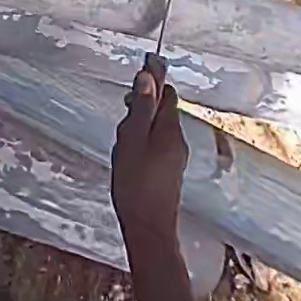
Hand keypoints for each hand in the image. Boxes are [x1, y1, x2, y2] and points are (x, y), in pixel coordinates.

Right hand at [111, 60, 188, 247]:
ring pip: (158, 128)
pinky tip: (129, 156)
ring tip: (123, 140)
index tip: (141, 69)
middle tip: (125, 113)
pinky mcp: (168, 172)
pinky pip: (157, 144)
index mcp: (170, 129)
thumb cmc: (136, 183)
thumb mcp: (133, 140)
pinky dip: (143, 141)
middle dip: (143, 105)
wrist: (149, 231)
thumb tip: (148, 77)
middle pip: (162, 110)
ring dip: (141, 125)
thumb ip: (141, 108)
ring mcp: (175, 157)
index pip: (167, 93)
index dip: (154, 80)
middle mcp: (178, 140)